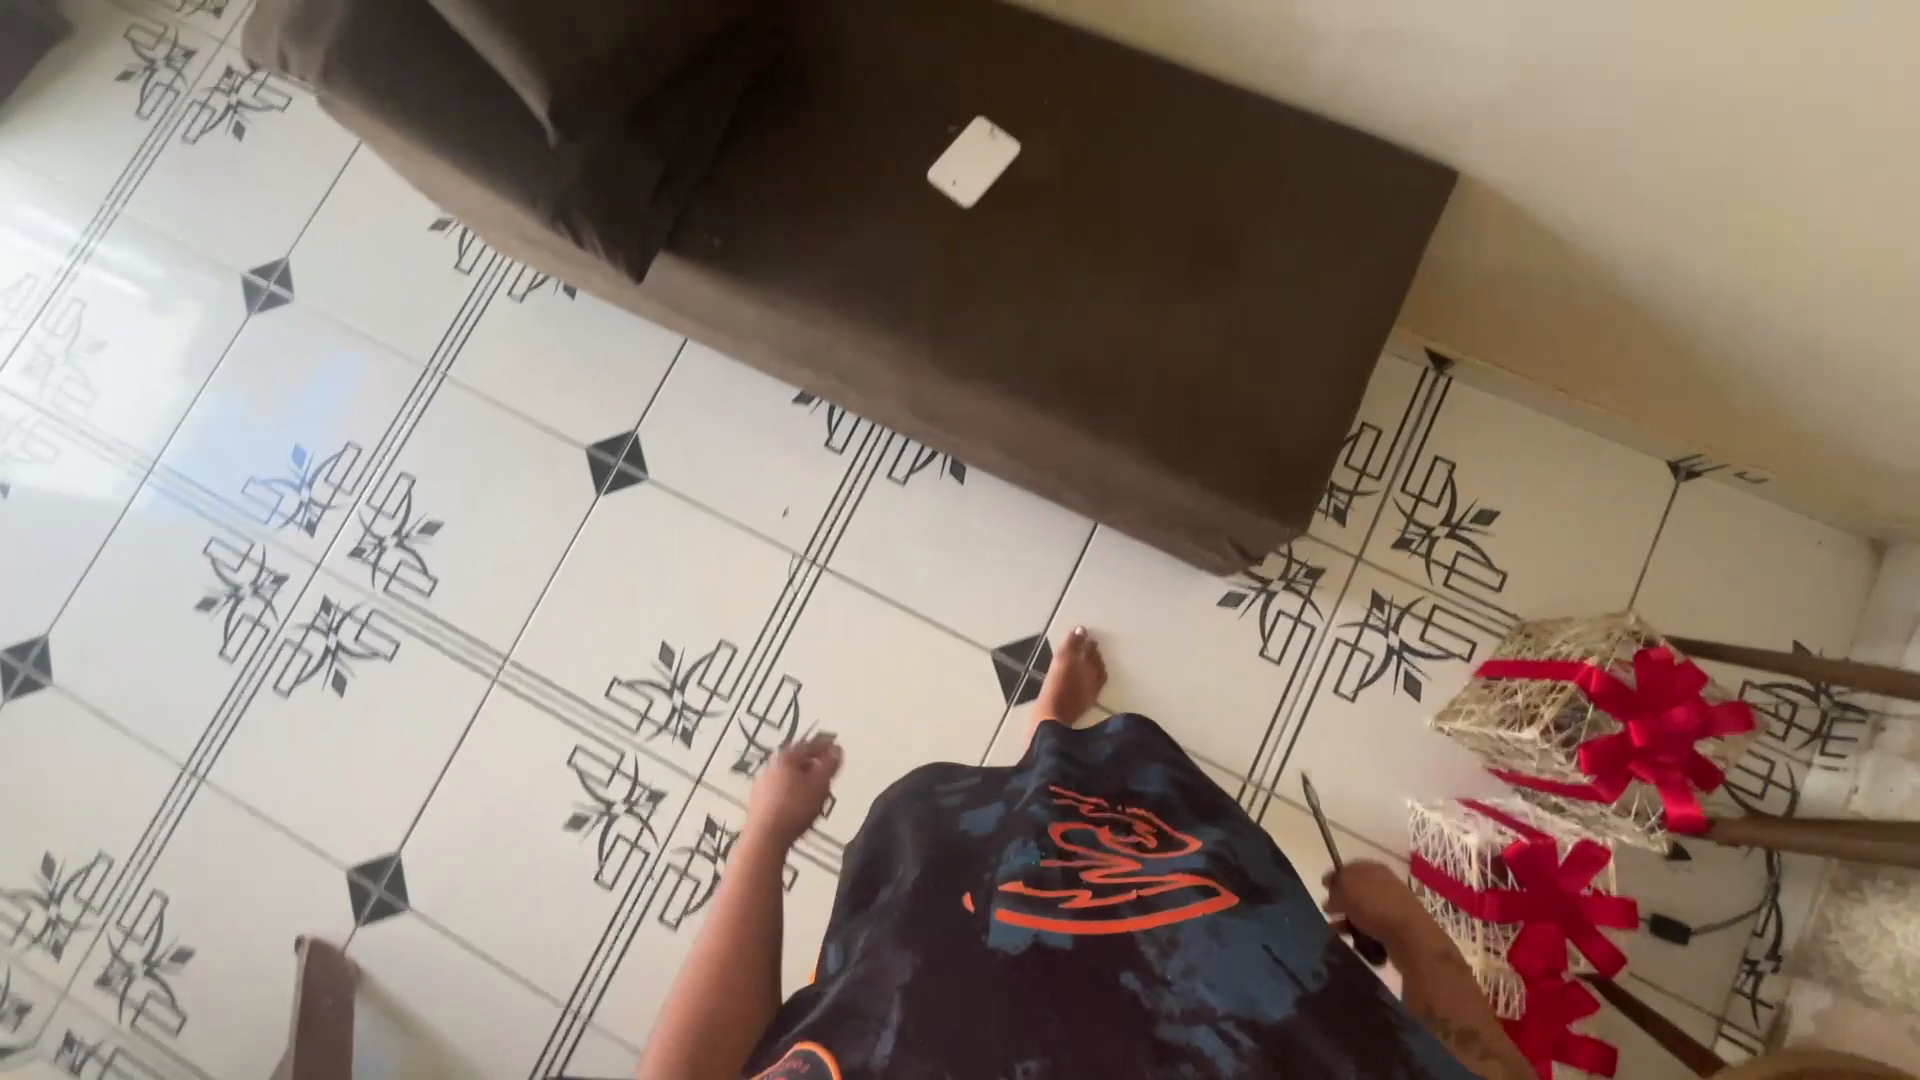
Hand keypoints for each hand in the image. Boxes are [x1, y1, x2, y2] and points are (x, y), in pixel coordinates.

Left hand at [745, 735, 843, 847]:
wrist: (764, 839)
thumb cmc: (795, 807)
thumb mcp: (820, 784)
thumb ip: (830, 765)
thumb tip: (837, 749)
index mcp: (785, 758)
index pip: (808, 746)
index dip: (824, 747)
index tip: (836, 750)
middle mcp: (770, 767)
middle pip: (796, 761)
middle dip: (813, 766)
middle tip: (827, 773)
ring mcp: (761, 786)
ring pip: (787, 777)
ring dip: (802, 781)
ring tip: (816, 792)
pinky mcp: (757, 804)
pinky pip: (779, 792)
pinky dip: (792, 793)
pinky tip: (799, 806)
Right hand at [1321, 860, 1445, 955]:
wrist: (1411, 938)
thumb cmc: (1374, 905)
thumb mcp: (1344, 887)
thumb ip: (1334, 885)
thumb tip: (1332, 893)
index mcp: (1373, 869)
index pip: (1348, 869)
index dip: (1335, 879)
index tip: (1324, 890)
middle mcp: (1385, 885)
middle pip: (1355, 893)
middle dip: (1340, 904)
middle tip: (1330, 914)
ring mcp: (1393, 908)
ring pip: (1363, 914)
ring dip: (1349, 923)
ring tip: (1338, 933)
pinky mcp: (1399, 930)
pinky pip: (1374, 931)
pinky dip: (1364, 937)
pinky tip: (1357, 944)